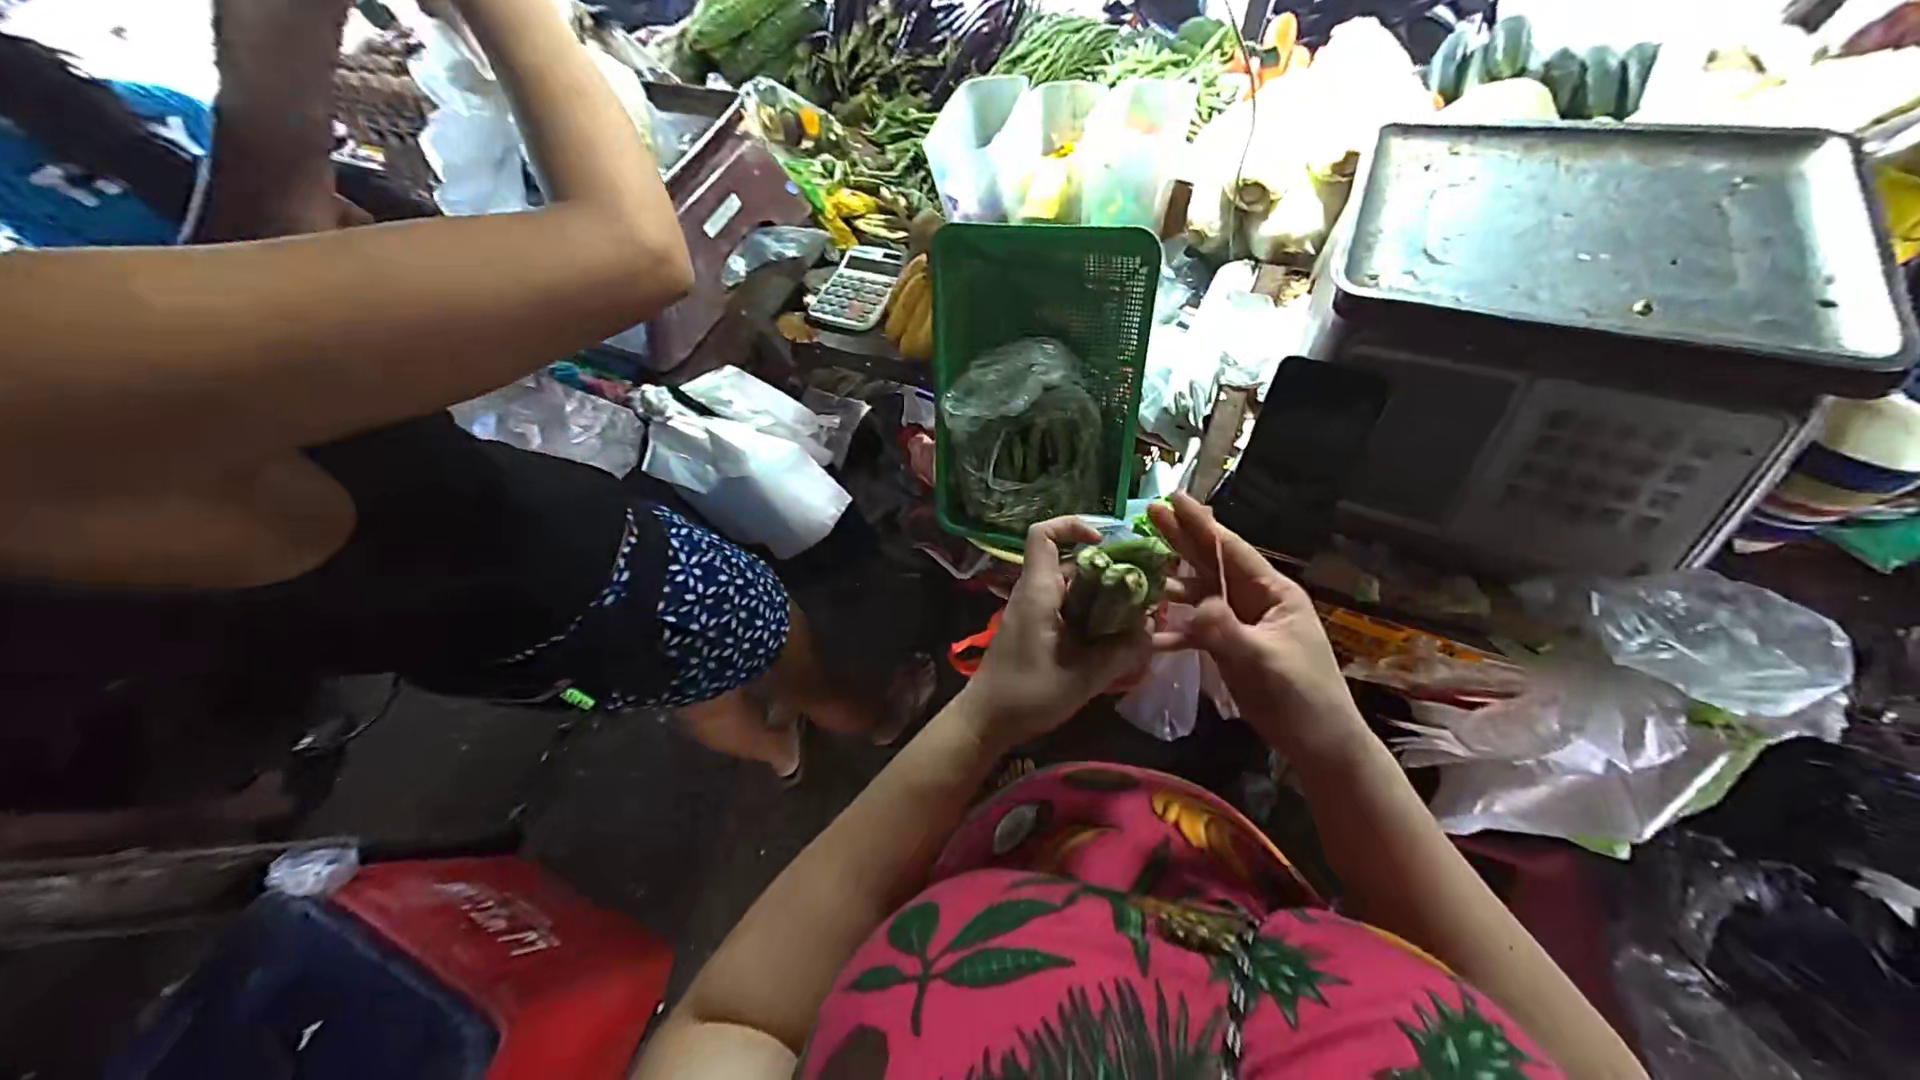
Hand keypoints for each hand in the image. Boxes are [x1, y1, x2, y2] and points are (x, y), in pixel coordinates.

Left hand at [959, 517, 1151, 750]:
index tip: (1105, 543)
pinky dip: (1093, 616)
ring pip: (1074, 588)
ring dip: (1105, 597)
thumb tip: (1152, 631)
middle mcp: (1035, 594)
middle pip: (1072, 563)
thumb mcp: (1080, 678)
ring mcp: (1035, 612)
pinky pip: (1069, 610)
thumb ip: (1119, 653)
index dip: (1072, 526)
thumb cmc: (1026, 694)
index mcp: (1038, 592)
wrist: (986, 720)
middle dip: (1109, 570)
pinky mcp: (1038, 629)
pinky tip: (1117, 639)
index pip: (1043, 535)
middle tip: (1144, 589)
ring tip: (1139, 616)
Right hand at [1149, 492, 1369, 764]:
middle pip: (1212, 562)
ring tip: (1139, 565)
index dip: (1200, 523)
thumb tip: (1194, 605)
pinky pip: (1197, 627)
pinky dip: (1174, 627)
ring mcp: (1241, 623)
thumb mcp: (1263, 661)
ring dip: (1171, 582)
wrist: (1319, 744)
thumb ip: (1225, 631)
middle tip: (1149, 512)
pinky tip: (1148, 627)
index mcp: (1272, 593)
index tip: (1174, 498)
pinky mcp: (1230, 646)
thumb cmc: (1301, 698)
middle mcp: (1255, 600)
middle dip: (1182, 538)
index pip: (1230, 550)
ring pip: (1201, 593)